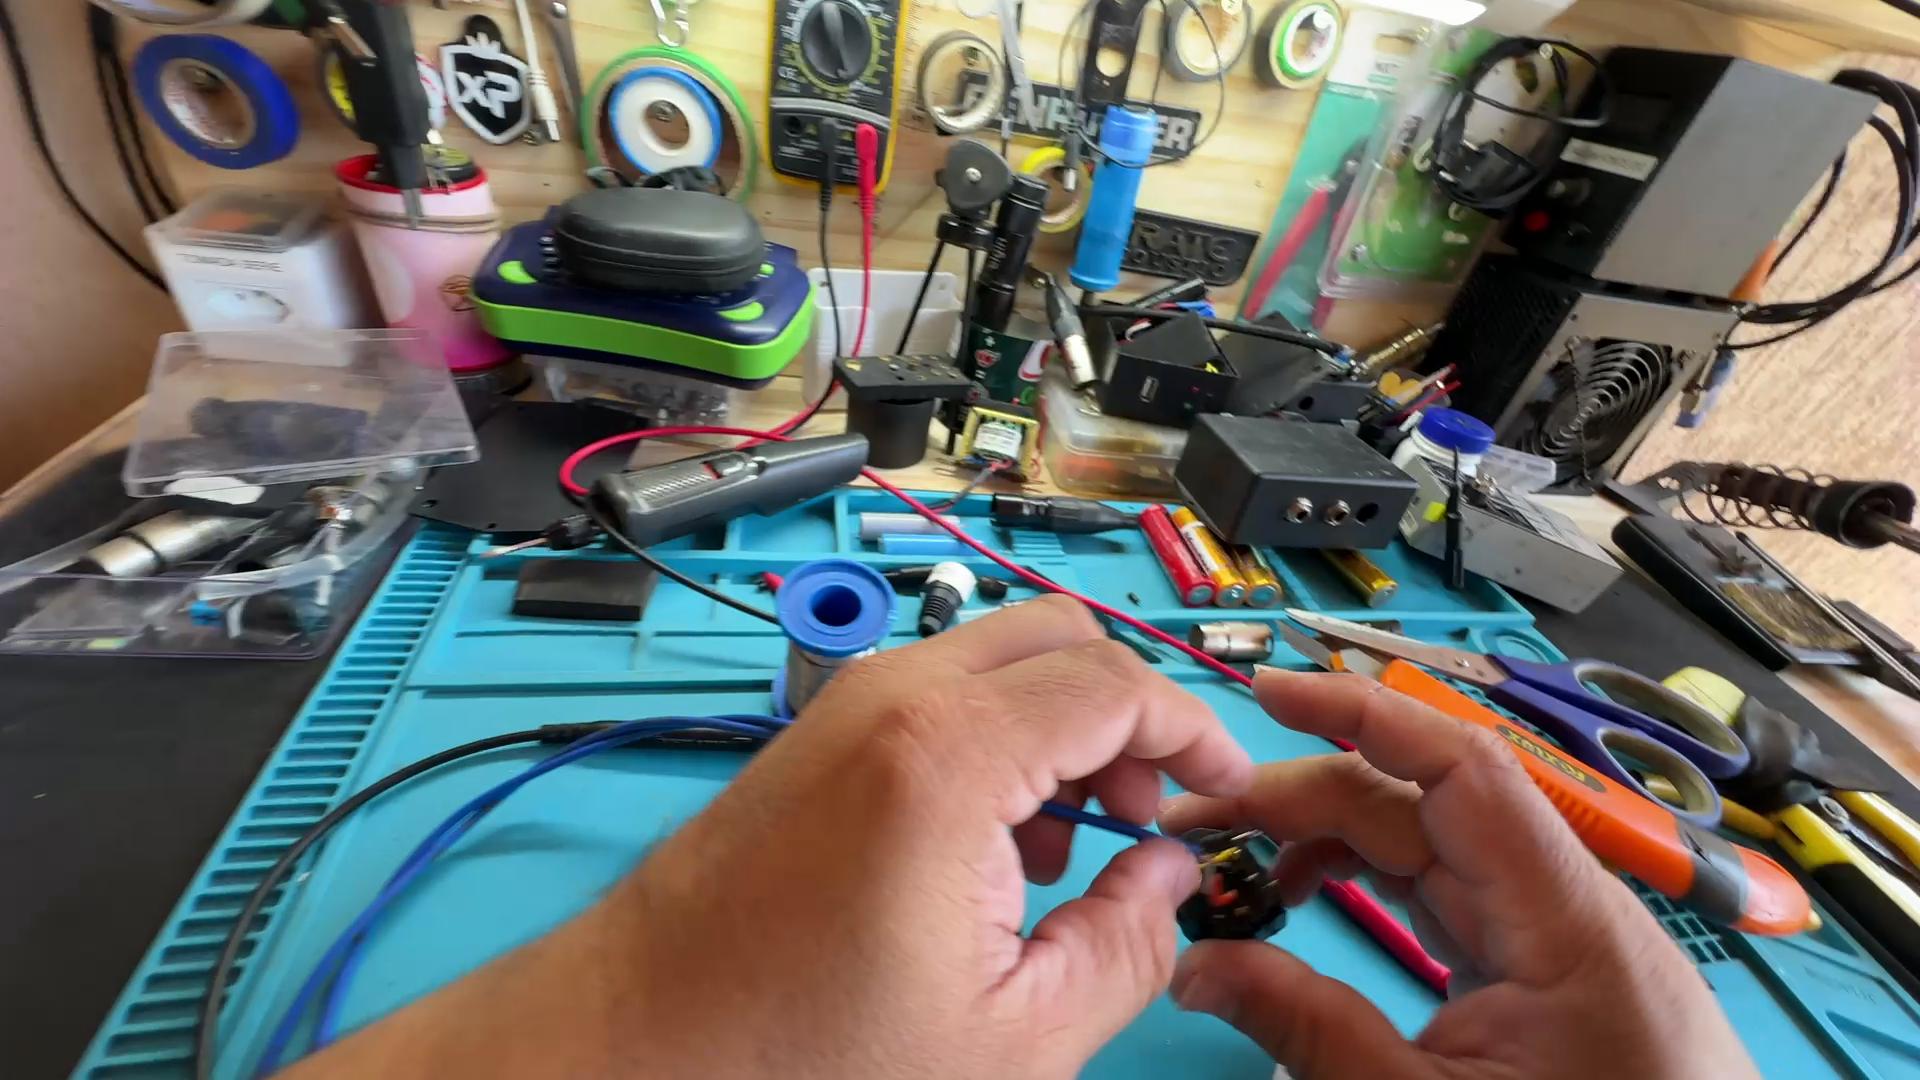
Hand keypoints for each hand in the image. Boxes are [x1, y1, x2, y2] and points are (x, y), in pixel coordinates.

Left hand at [284, 596, 1251, 1078]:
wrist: (629, 1042)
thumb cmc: (807, 1058)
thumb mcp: (1014, 1041)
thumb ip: (1126, 943)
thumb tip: (1169, 872)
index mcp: (952, 755)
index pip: (1114, 685)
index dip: (1190, 729)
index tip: (1221, 785)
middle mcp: (902, 692)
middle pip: (1061, 636)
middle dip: (1127, 710)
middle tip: (1142, 810)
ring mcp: (857, 694)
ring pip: (1004, 652)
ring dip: (1063, 719)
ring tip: (1068, 836)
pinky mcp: (831, 718)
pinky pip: (948, 686)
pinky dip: (1001, 729)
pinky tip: (993, 833)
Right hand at [1160, 669, 1758, 1079]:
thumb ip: (1305, 1029)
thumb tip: (1187, 964)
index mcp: (1565, 926)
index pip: (1460, 767)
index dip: (1359, 711)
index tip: (1265, 691)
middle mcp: (1552, 900)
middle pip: (1403, 801)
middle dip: (1292, 795)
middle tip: (1194, 819)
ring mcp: (1533, 923)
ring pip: (1403, 833)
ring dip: (1309, 829)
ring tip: (1232, 854)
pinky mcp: (1516, 949)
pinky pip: (1416, 876)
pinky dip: (1344, 868)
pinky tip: (1295, 891)